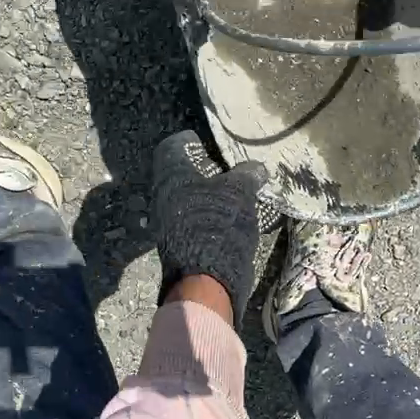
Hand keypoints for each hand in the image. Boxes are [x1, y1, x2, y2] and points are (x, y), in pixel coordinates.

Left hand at [150, 131, 267, 308]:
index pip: (173, 146)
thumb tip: (256, 168)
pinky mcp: (180, 243)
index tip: (208, 142)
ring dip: (208, 194)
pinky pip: (194, 218)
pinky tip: (231, 217)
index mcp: (171, 175)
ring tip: (235, 193)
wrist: (207, 278)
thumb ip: (247, 175)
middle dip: (203, 169)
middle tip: (228, 167)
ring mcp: (169, 222)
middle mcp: (163, 196)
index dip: (190, 140)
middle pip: (180, 173)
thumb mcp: (239, 192)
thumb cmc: (218, 224)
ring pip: (187, 198)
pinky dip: (210, 214)